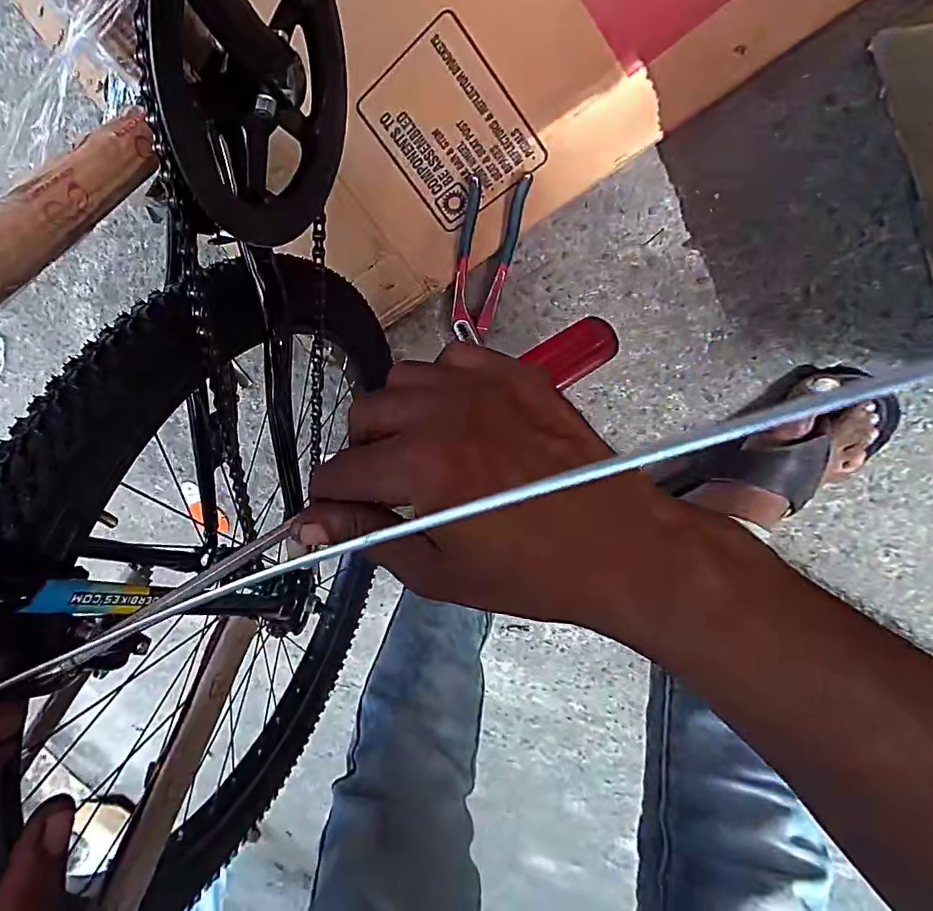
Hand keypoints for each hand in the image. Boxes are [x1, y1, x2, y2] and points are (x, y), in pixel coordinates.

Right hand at [306, 342, 708, 635]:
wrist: (627, 549)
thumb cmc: (532, 572)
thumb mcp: (436, 570)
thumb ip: (363, 536)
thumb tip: (305, 525)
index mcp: (423, 469)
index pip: (338, 471)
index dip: (332, 497)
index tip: (344, 509)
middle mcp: (443, 416)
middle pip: (361, 417)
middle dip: (363, 454)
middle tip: (392, 484)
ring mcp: (480, 387)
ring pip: (398, 381)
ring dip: (398, 415)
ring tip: (424, 446)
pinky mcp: (512, 373)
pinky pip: (447, 359)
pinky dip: (441, 385)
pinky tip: (459, 416)